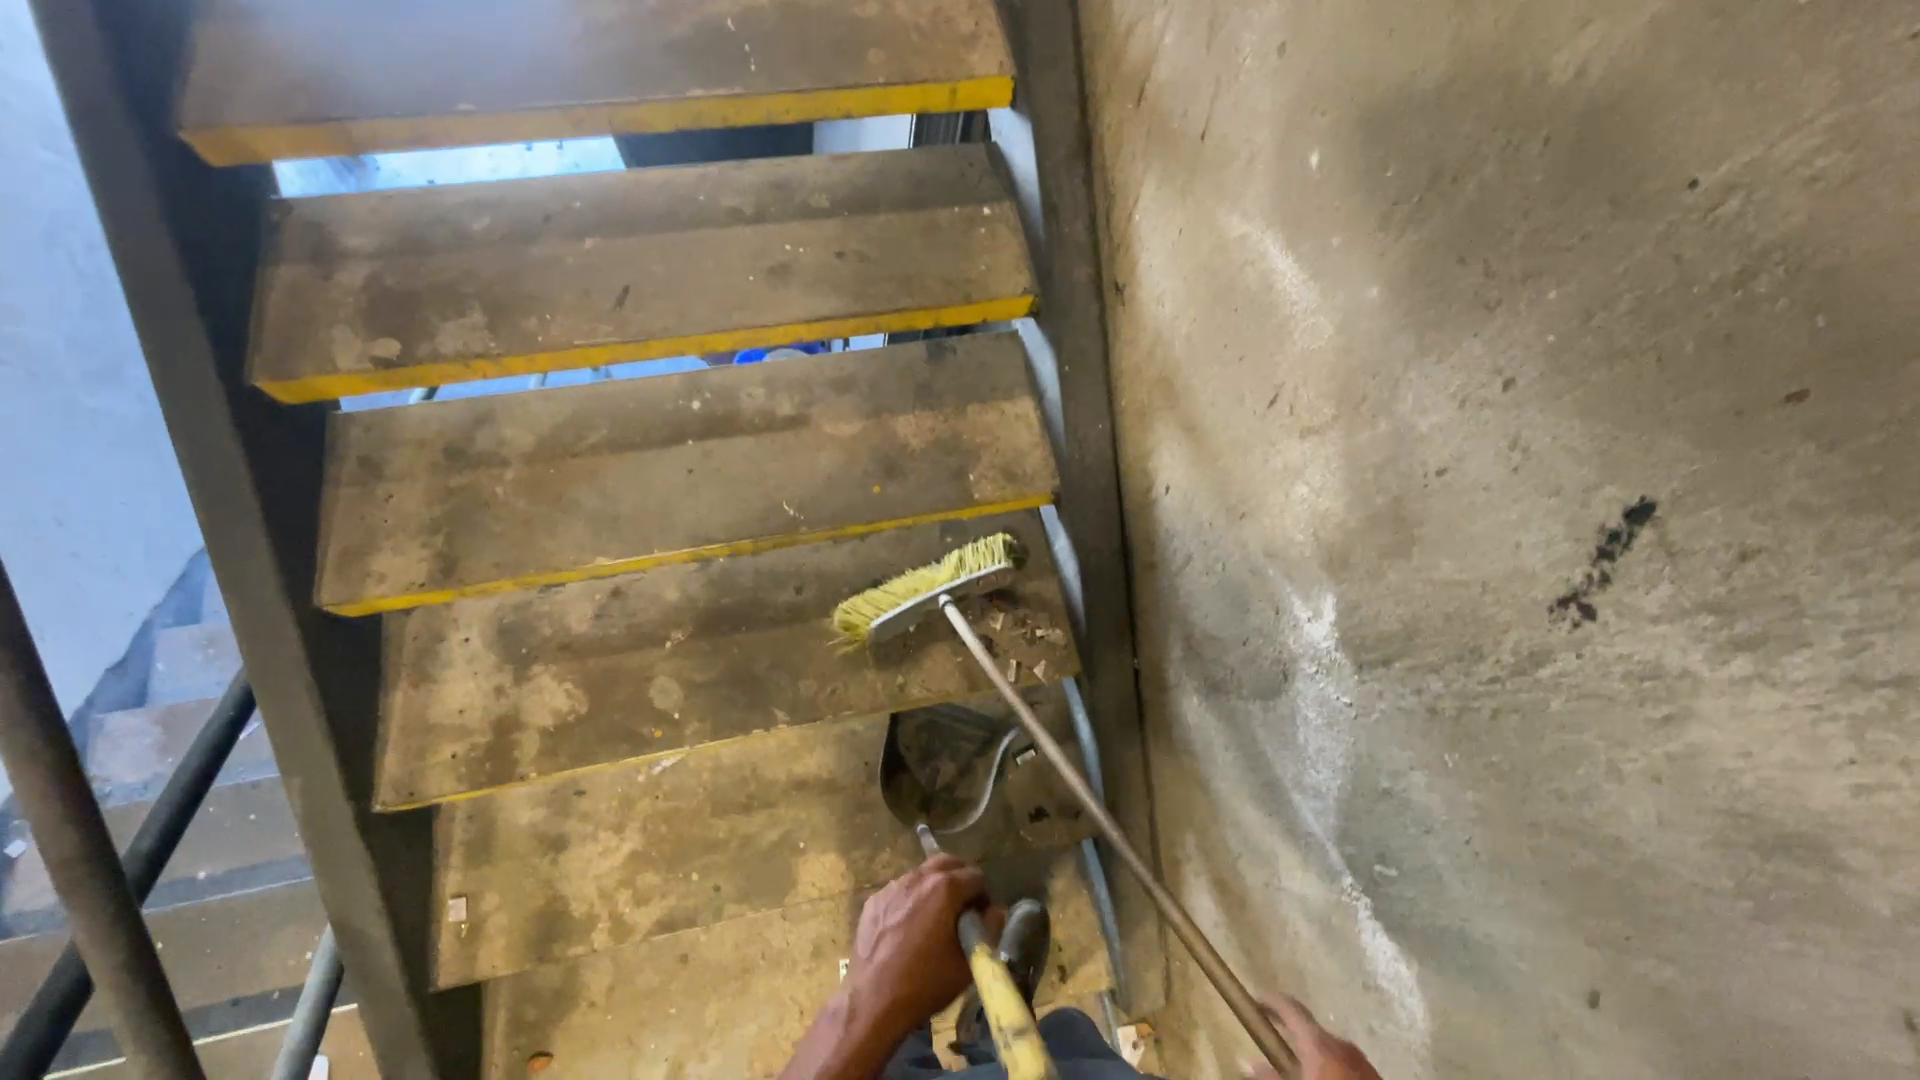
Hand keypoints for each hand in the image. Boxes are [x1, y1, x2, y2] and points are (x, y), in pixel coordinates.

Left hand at [847, 854, 1004, 1031]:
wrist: (872, 1000)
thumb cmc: (925, 983)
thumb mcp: (968, 963)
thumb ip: (989, 930)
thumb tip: (996, 911)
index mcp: (944, 888)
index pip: (976, 876)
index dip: (984, 895)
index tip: (981, 917)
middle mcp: (918, 877)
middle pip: (948, 863)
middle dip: (961, 879)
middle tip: (964, 907)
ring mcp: (892, 887)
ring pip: (922, 874)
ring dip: (935, 886)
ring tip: (936, 918)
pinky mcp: (874, 901)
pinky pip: (900, 890)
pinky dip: (912, 899)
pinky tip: (909, 928)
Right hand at [1246, 995, 1382, 1079]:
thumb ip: (1271, 1079)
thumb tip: (1250, 1063)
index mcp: (1320, 1043)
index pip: (1291, 1008)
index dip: (1272, 1002)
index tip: (1255, 1002)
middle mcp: (1342, 1044)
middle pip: (1311, 1031)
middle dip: (1292, 1036)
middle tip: (1273, 1045)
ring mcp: (1363, 1062)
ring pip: (1329, 1050)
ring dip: (1312, 1056)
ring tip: (1299, 1071)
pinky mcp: (1374, 1077)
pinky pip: (1345, 1065)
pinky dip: (1330, 1070)